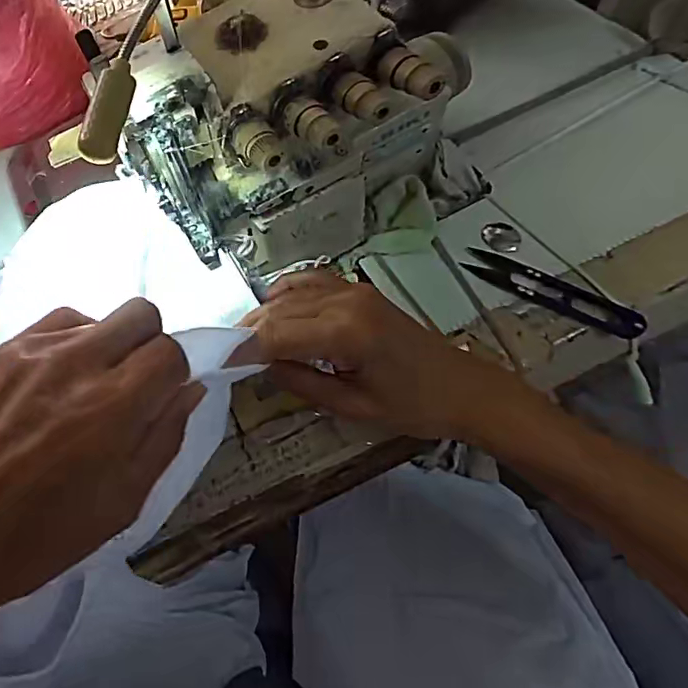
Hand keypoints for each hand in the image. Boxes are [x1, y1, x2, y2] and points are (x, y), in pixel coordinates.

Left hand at [0, 298, 202, 619]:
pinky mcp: (7, 349)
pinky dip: (72, 342)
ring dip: (109, 344)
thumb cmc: (47, 533)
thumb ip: (164, 436)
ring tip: (90, 386)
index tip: (163, 396)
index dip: (175, 374)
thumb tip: (190, 388)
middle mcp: (78, 363)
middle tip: (134, 384)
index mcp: (113, 406)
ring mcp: (37, 349)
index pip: (170, 351)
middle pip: (141, 313)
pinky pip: (58, 323)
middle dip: (150, 345)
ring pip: (99, 316)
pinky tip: (60, 379)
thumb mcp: (124, 501)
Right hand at [238, 268, 535, 442]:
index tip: (222, 361)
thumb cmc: (415, 406)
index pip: (278, 335)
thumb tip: (262, 366)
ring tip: (245, 336)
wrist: (465, 388)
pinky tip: (272, 304)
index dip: (245, 348)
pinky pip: (310, 281)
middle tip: (227, 351)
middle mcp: (345, 302)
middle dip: (249, 330)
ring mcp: (351, 290)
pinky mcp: (356, 288)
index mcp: (347, 333)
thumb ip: (303, 383)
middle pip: (279, 311)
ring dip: (264, 313)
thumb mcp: (355, 406)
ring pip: (290, 295)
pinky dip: (286, 291)